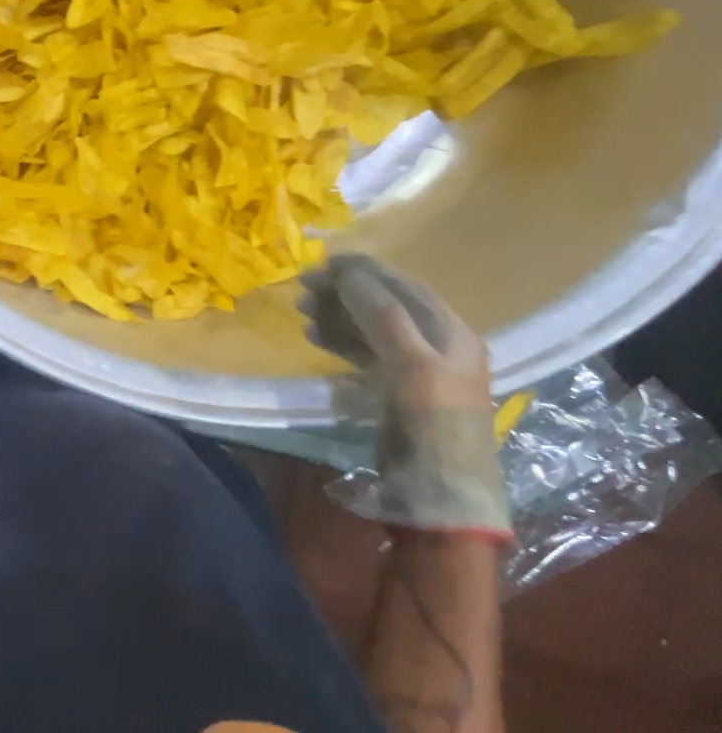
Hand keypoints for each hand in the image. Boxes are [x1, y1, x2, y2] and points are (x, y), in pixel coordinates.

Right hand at [300, 254, 509, 539]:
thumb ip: (384, 317)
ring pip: (371, 326)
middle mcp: (439, 345)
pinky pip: (364, 352)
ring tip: (301, 309)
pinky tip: (313, 336)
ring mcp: (417, 369)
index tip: (323, 261)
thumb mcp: (411, 366)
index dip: (367, 270)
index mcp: (453, 335)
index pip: (407, 287)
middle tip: (303, 285)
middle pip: (387, 304)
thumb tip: (351, 275)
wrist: (438, 494)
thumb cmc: (430, 427)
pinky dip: (338, 339)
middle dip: (346, 290)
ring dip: (337, 313)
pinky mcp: (396, 390)